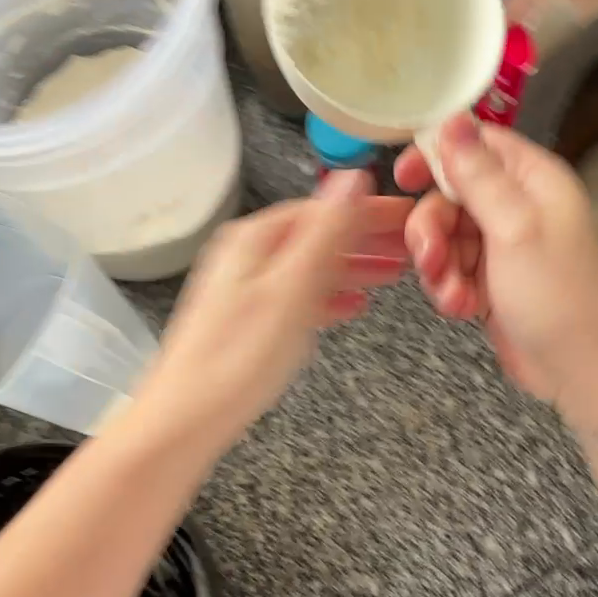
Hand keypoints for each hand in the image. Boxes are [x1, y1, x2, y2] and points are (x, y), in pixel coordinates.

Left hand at [135, 170, 410, 446]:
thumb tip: (350, 180)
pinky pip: (299, 297)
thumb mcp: (291, 289)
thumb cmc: (235, 360)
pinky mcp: (248, 322)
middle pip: (318, 235)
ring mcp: (246, 290)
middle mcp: (247, 257)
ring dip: (353, 267)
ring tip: (391, 274)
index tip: (407, 216)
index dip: (370, 211)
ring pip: (311, 267)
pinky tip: (350, 306)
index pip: (324, 209)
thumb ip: (324, 234)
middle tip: (409, 246)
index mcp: (255, 240)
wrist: (188, 417)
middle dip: (365, 239)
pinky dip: (329, 296)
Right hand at [397, 116, 597, 398]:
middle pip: (449, 196)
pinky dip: (449, 291)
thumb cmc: (556, 294)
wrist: (577, 368)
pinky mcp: (489, 282)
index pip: (475, 145)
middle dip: (431, 230)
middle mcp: (515, 206)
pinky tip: (463, 311)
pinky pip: (450, 272)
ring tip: (454, 298)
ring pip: (443, 238)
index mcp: (531, 180)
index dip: (437, 156)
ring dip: (438, 269)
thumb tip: (450, 118)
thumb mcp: (514, 227)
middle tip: (430, 260)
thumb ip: (478, 175)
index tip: (405, 178)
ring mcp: (500, 247)